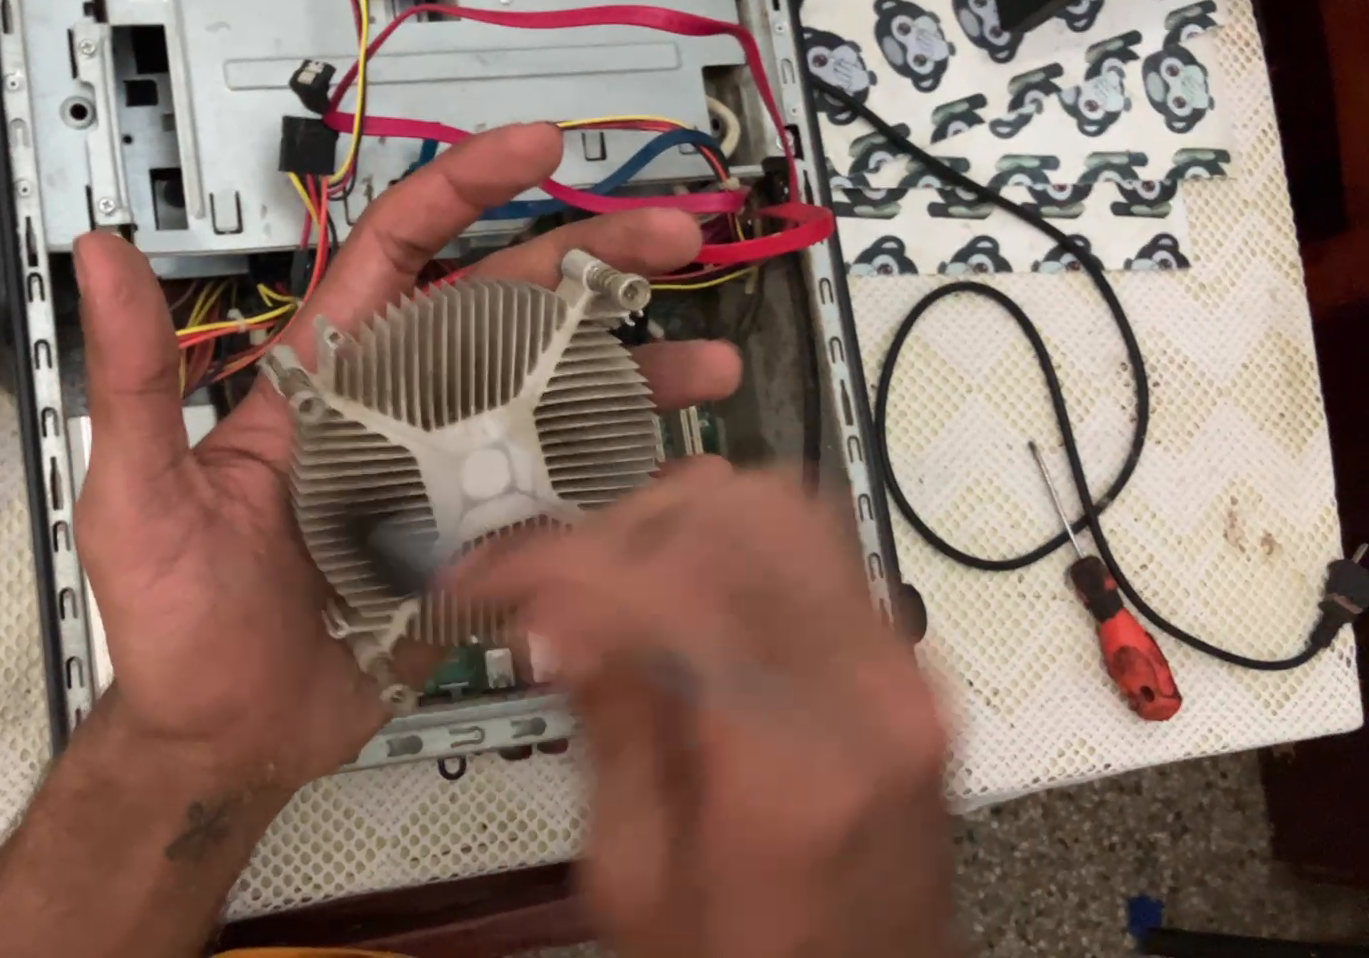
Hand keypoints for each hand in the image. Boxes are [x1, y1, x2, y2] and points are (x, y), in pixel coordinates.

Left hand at [70, 122, 743, 790]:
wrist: (231, 730)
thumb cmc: (179, 619)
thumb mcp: (141, 495)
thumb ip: (140, 379)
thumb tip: (100, 256)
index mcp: (327, 384)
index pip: (400, 256)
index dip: (465, 191)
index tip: (536, 150)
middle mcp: (398, 417)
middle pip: (502, 314)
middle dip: (585, 263)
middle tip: (667, 235)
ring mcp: (445, 480)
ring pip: (546, 403)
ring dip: (624, 374)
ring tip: (702, 362)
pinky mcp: (475, 547)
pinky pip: (554, 498)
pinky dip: (614, 480)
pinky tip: (673, 470)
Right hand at [456, 459, 954, 956]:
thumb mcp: (634, 880)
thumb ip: (605, 728)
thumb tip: (557, 611)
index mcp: (793, 770)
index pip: (664, 592)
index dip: (554, 564)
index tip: (488, 578)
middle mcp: (867, 693)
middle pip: (725, 520)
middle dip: (610, 537)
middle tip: (550, 588)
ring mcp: (895, 663)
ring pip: (767, 504)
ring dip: (664, 525)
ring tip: (607, 581)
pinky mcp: (890, 651)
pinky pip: (800, 536)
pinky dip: (714, 536)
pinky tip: (669, 586)